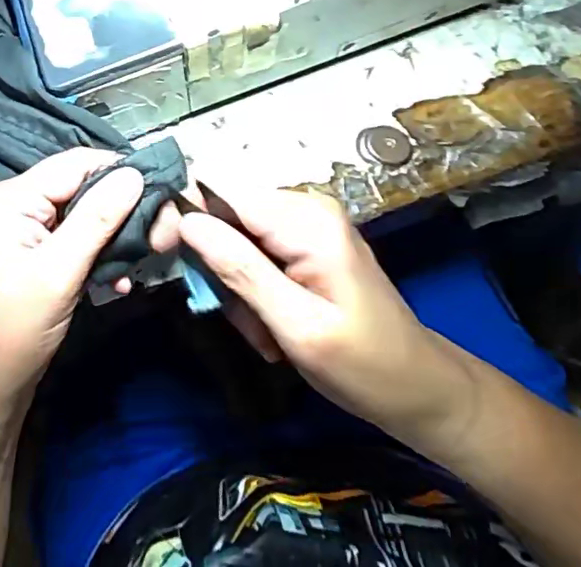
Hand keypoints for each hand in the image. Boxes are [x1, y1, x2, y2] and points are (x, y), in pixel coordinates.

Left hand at [0, 148, 147, 412]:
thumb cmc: (13, 329)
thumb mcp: (59, 271)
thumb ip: (97, 219)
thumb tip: (135, 174)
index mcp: (14, 198)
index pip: (77, 163)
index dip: (121, 171)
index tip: (164, 191)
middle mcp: (20, 205)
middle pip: (85, 188)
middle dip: (125, 209)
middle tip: (163, 234)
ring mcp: (30, 231)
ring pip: (88, 216)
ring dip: (119, 237)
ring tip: (148, 258)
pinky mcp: (41, 256)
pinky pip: (81, 241)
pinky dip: (104, 256)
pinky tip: (121, 281)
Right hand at [176, 189, 480, 445]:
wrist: (420, 390)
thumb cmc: (364, 365)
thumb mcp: (296, 325)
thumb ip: (240, 269)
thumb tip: (186, 221)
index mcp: (306, 218)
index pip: (222, 190)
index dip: (185, 215)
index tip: (160, 251)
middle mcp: (304, 208)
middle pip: (226, 216)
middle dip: (221, 270)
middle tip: (244, 322)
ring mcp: (306, 225)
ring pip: (237, 241)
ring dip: (238, 290)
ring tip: (267, 334)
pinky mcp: (305, 244)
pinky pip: (257, 254)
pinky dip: (255, 292)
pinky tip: (274, 326)